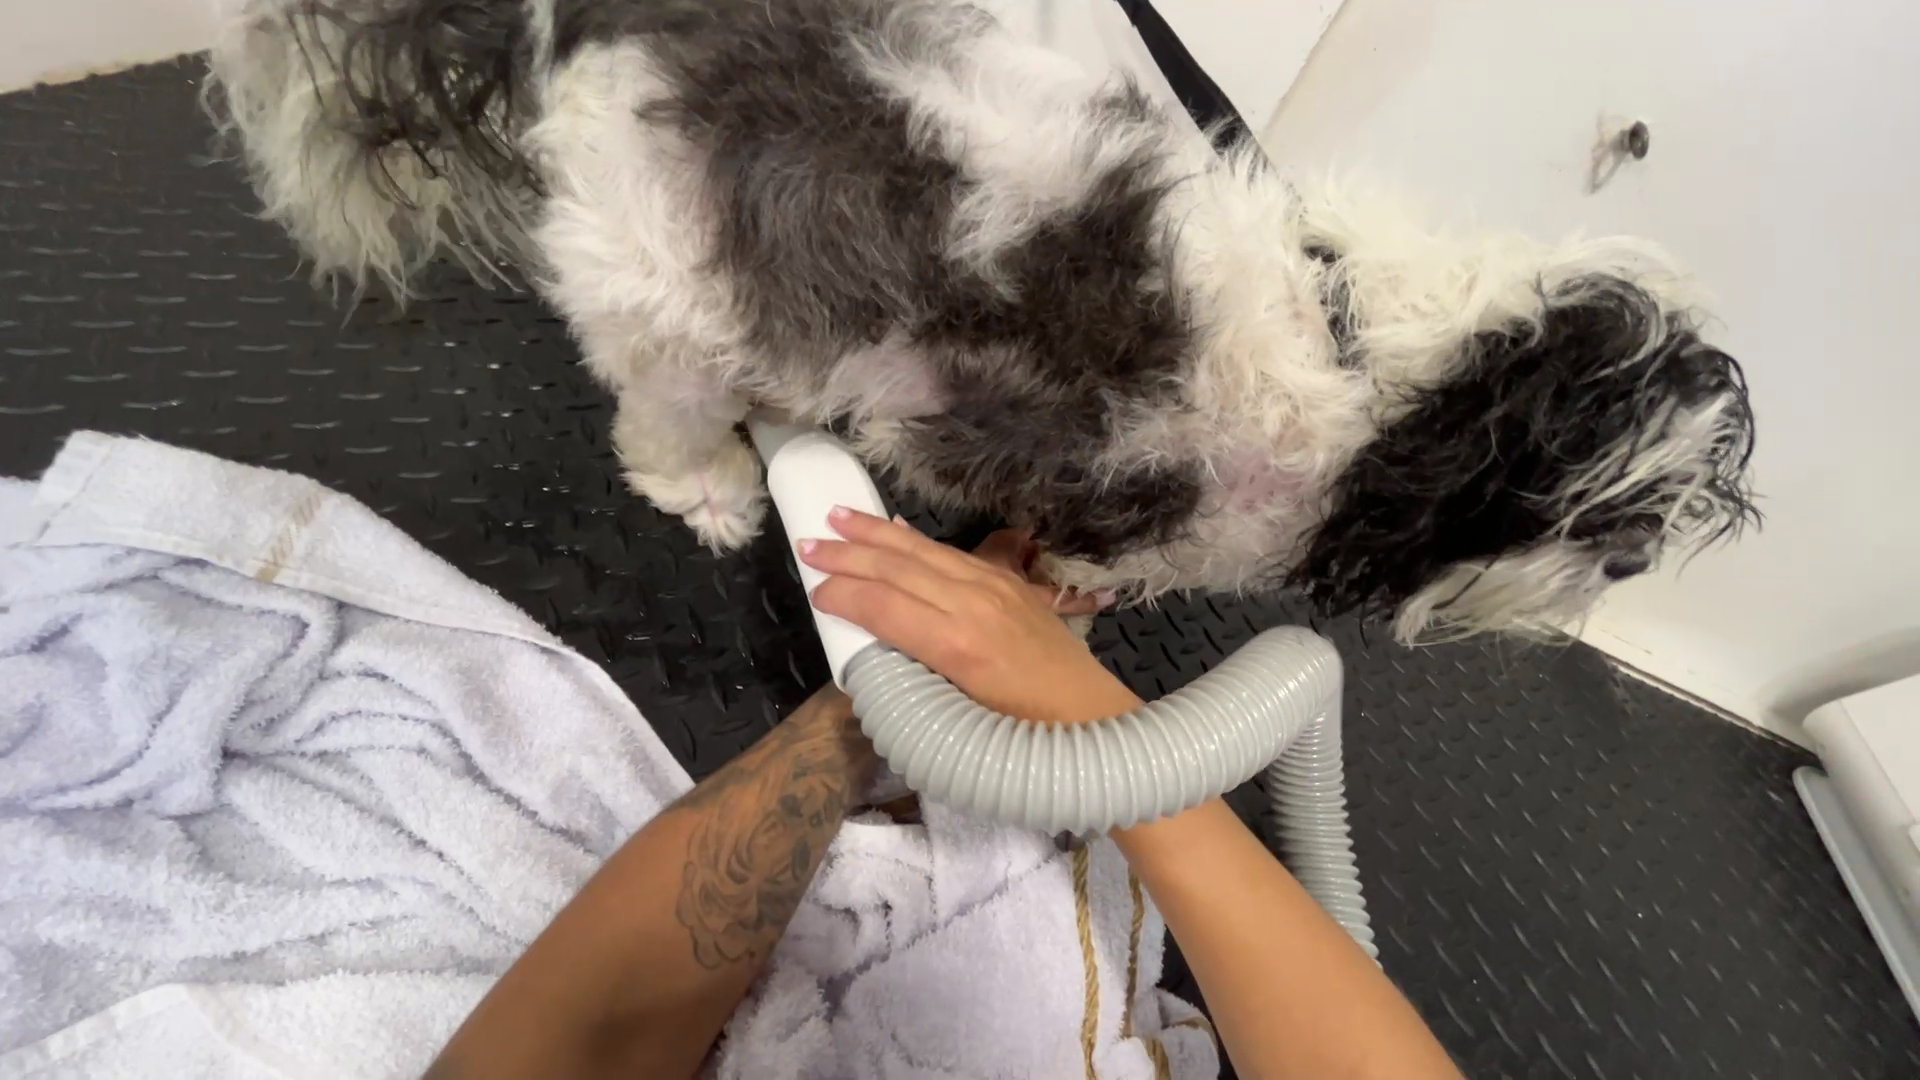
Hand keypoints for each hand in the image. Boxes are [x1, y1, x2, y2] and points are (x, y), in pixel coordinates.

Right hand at [798, 508, 1143, 724]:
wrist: (1087, 714)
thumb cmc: (1019, 730)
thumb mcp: (957, 714)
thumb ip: (912, 672)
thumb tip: (874, 638)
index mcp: (958, 645)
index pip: (884, 606)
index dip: (843, 595)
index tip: (813, 591)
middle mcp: (974, 603)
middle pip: (898, 568)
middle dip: (849, 553)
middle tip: (808, 542)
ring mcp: (994, 585)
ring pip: (923, 550)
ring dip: (876, 532)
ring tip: (839, 516)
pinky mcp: (1008, 580)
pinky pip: (951, 552)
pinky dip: (916, 540)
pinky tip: (897, 530)